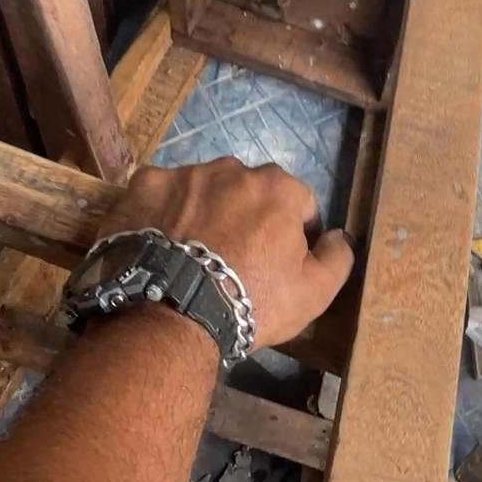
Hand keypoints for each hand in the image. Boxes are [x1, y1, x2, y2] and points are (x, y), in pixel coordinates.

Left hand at [98, 158, 354, 347]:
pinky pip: (161, 196)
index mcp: (278, 188)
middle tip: (235, 264)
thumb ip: (338, 258)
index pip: (300, 204)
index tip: (279, 265)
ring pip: (204, 191)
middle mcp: (232, 167)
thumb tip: (339, 236)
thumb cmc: (252, 302)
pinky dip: (164, 215)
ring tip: (195, 258)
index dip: (295, 236)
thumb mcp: (314, 293)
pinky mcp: (143, 187)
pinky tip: (162, 246)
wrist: (172, 314)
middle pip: (250, 193)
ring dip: (206, 214)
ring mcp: (184, 174)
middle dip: (248, 219)